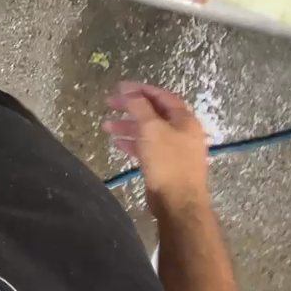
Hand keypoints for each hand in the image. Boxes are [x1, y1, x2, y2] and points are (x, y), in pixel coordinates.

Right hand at [103, 83, 210, 218]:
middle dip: (131, 107)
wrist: (179, 203)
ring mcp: (174, 149)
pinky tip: (117, 143)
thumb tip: (128, 90)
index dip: (141, 89)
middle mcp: (182, 132)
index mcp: (184, 120)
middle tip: (110, 103)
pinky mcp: (166, 164)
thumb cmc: (167, 161)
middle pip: (153, 113)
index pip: (162, 96)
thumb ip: (139, 106)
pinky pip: (147, 147)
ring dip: (127, 126)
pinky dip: (132, 142)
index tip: (120, 87)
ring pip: (148, 131)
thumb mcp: (151, 128)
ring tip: (106, 126)